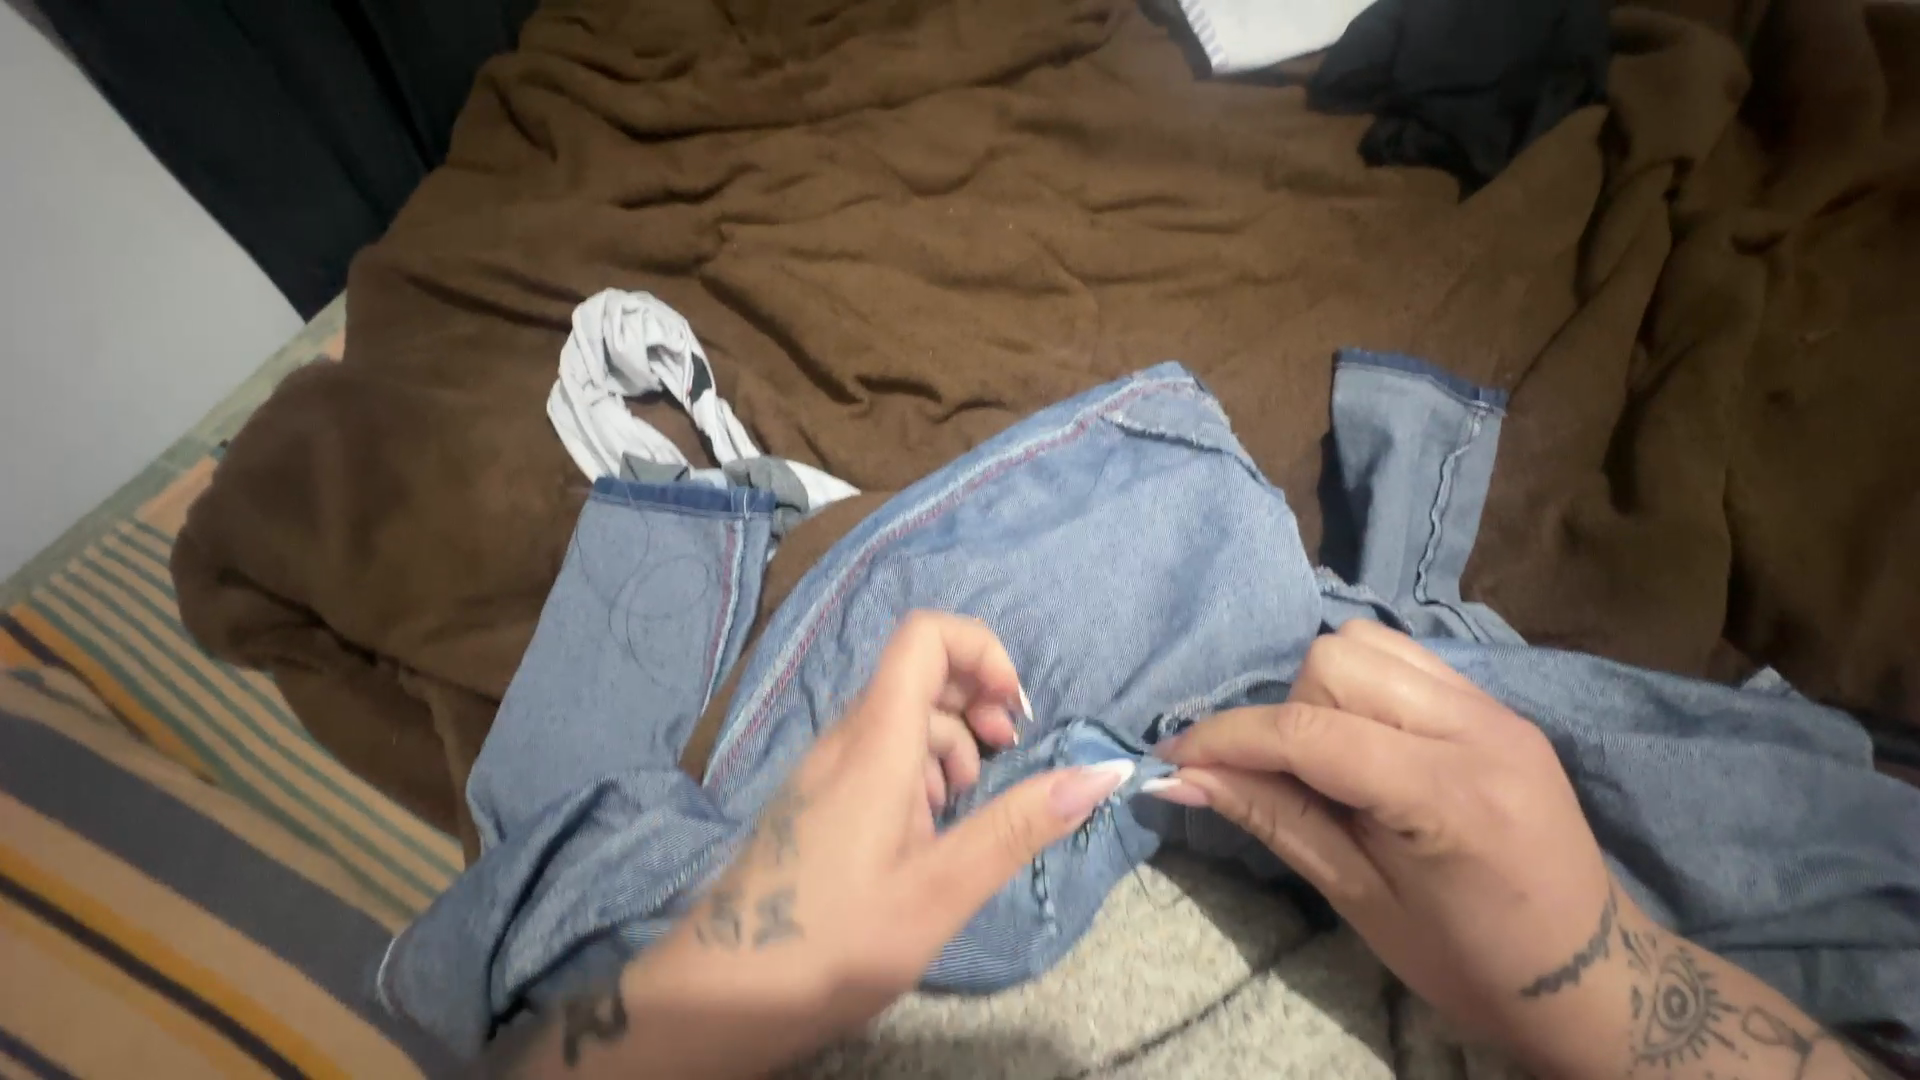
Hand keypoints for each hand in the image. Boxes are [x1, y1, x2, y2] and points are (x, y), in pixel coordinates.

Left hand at [553, 611, 1133, 1077]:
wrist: (717, 998)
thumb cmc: (832, 942)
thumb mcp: (941, 890)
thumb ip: (1019, 826)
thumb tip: (1101, 773)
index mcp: (875, 740)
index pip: (924, 636)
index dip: (980, 650)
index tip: (1014, 710)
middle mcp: (848, 736)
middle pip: (921, 672)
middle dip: (978, 700)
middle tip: (1006, 755)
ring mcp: (828, 766)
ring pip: (904, 716)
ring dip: (952, 741)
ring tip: (967, 804)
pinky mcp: (820, 796)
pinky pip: (881, 753)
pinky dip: (921, 770)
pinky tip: (928, 827)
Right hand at [1146, 620, 1617, 1063]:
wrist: (1592, 976)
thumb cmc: (1467, 958)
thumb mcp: (1355, 896)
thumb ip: (1268, 816)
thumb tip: (1179, 776)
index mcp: (1449, 797)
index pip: (1308, 734)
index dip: (1226, 739)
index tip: (1175, 758)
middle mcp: (1478, 729)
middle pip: (1334, 662)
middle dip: (1286, 714)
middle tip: (1288, 777)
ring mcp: (1492, 706)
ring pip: (1362, 643)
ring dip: (1319, 691)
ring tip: (1328, 755)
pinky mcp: (1494, 701)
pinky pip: (1398, 654)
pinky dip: (1356, 683)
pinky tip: (1362, 734)